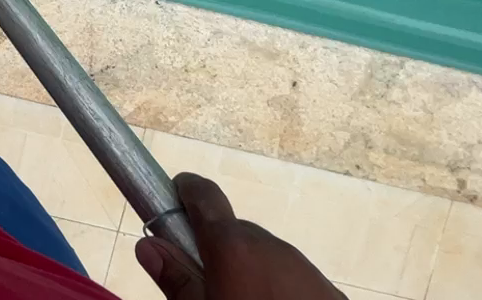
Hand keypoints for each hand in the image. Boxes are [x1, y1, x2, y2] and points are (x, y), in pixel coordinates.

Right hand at [136, 174, 343, 299]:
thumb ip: (176, 280)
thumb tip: (148, 245)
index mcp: (232, 245)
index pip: (203, 192)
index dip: (184, 193)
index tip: (173, 206)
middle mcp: (270, 246)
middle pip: (233, 230)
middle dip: (217, 250)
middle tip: (209, 286)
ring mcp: (307, 270)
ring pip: (265, 255)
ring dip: (251, 271)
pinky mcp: (333, 295)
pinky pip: (296, 279)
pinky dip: (282, 291)